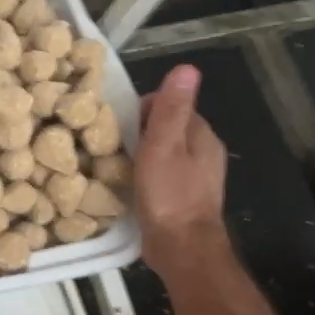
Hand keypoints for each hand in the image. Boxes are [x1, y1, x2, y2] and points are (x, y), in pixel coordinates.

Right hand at [135, 65, 230, 279]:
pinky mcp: (182, 196)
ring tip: (115, 164)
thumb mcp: (164, 147)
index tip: (117, 125)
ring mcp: (194, 175)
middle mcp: (203, 151)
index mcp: (201, 135)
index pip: (171, 105)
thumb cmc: (170, 195)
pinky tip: (128, 184)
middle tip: (111, 146)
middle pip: (167, 128)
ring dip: (140, 154)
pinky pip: (160, 173)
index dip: (142, 109)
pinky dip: (144, 173)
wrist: (181, 247)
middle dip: (139, 131)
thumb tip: (186, 67)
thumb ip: (172, 110)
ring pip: (163, 151)